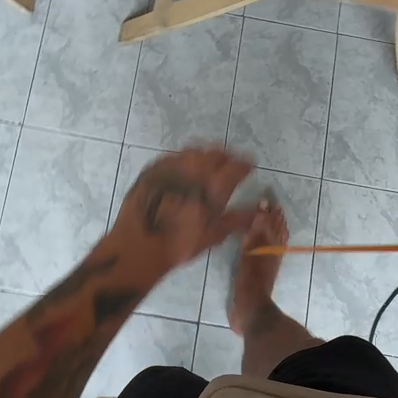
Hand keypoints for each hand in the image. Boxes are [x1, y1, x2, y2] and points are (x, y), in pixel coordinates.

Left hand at [109, 147, 257, 276]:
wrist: (138, 246)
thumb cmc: (180, 244)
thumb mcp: (213, 235)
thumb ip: (238, 220)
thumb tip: (259, 213)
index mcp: (213, 186)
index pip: (236, 166)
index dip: (245, 165)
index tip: (249, 166)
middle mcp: (194, 170)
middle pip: (216, 153)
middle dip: (226, 157)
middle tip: (230, 164)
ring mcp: (171, 166)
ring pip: (195, 151)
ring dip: (205, 154)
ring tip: (209, 164)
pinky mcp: (153, 168)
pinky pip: (174, 156)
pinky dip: (184, 159)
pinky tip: (184, 169)